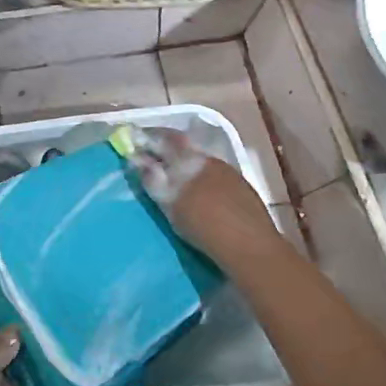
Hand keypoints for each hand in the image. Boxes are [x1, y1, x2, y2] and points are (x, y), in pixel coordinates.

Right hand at [125, 125, 279, 258]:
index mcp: (190, 159)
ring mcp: (228, 171)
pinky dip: (202, 177)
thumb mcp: (170, 205)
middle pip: (184, 147)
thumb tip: (138, 160)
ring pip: (200, 161)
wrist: (250, 246)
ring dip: (185, 165)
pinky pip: (215, 174)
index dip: (149, 138)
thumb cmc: (204, 226)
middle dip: (167, 151)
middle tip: (152, 161)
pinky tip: (201, 193)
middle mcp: (210, 158)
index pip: (165, 139)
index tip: (135, 140)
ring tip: (175, 179)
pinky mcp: (242, 186)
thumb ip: (153, 180)